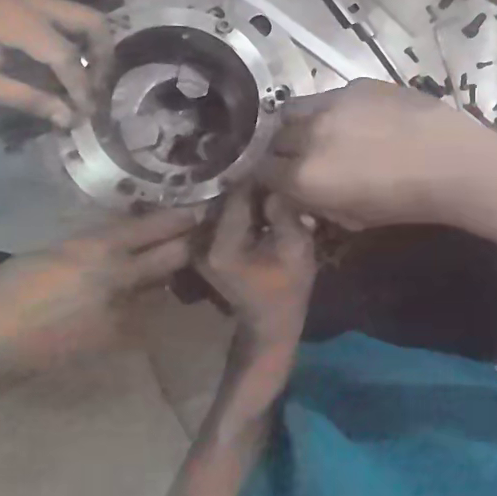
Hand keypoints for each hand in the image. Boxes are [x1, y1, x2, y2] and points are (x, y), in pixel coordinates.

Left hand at [0, 0, 110, 126]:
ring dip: (90, 45)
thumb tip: (68, 117)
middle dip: (103, 57)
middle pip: (92, 24)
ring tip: (84, 76)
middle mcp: (37, 2)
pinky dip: (72, 36)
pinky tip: (60, 60)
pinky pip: (62, 13)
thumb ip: (27, 98)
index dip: (82, 90)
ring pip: (80, 15)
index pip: (71, 60)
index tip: (87, 115)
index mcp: (27, 23)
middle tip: (97, 87)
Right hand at [0, 208, 200, 376]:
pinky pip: (141, 317)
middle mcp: (119, 277)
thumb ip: (96, 243)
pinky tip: (125, 304)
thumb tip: (127, 236)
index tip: (198, 211)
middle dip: (187, 246)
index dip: (182, 218)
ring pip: (160, 288)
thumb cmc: (9, 286)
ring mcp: (122, 312)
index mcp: (98, 247)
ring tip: (160, 269)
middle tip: (195, 237)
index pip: (157, 227)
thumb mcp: (56, 250)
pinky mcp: (116, 341)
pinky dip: (139, 307)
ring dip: (162, 279)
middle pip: (175, 256)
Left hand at [198, 185, 315, 345]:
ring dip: (246, 200)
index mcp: (224, 244)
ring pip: (223, 205)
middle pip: (227, 198)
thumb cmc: (288, 288)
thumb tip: (274, 185)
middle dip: (252, 190)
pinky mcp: (202, 247)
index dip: (259, 181)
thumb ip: (285, 215)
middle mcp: (202, 242)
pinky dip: (239, 212)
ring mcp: (198, 246)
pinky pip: (220, 217)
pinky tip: (259, 214)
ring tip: (269, 198)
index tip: (279, 174)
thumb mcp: (298, 250)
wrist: (269, 321)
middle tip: (276, 185)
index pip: (238, 195)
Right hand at [258, 80, 496, 228]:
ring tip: (314, 132)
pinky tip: (352, 119)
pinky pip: (327, 96)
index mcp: (304, 176)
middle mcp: (308, 136)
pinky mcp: (355, 84)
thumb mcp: (353, 219)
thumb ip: (317, 205)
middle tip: (296, 158)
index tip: (278, 180)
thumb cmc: (405, 202)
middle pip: (273, 139)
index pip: (262, 172)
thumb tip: (300, 196)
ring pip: (292, 109)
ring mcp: (330, 104)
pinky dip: (328, 110)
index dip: (267, 177)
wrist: (451, 162)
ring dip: (295, 124)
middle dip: (278, 150)